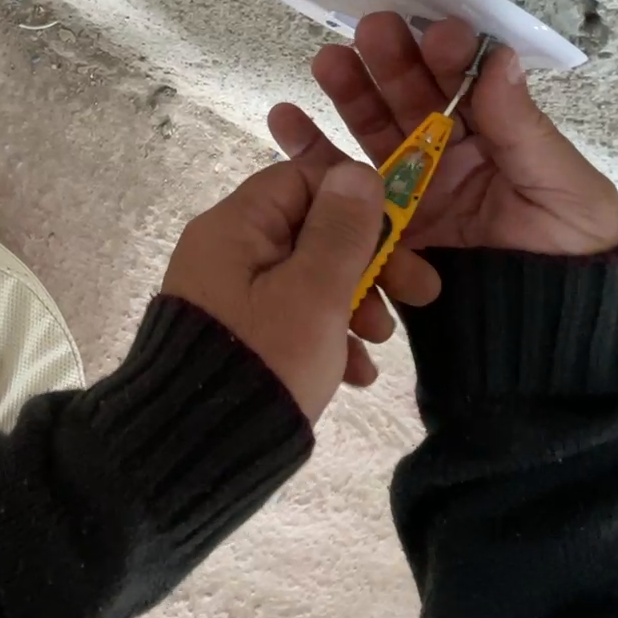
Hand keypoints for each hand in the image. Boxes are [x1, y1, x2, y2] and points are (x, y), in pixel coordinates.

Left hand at [161, 159, 387, 420]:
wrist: (198, 446)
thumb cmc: (264, 359)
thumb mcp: (314, 293)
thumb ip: (341, 231)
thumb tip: (355, 171)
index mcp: (234, 227)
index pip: (299, 183)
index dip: (354, 202)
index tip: (399, 236)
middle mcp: (225, 252)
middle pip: (308, 233)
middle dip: (368, 263)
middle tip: (419, 294)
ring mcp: (229, 294)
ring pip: (305, 279)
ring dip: (352, 305)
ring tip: (379, 343)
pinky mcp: (237, 332)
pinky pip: (287, 317)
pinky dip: (324, 337)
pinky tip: (354, 374)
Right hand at [269, 14, 617, 303]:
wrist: (528, 331)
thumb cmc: (565, 255)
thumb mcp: (567, 190)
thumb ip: (526, 130)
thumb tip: (502, 61)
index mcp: (495, 137)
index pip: (467, 85)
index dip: (452, 58)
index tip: (440, 34)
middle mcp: (444, 151)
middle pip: (410, 96)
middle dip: (391, 60)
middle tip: (371, 29)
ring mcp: (404, 182)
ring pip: (368, 126)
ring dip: (345, 91)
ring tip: (325, 61)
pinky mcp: (371, 215)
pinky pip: (334, 176)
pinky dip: (306, 147)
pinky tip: (284, 117)